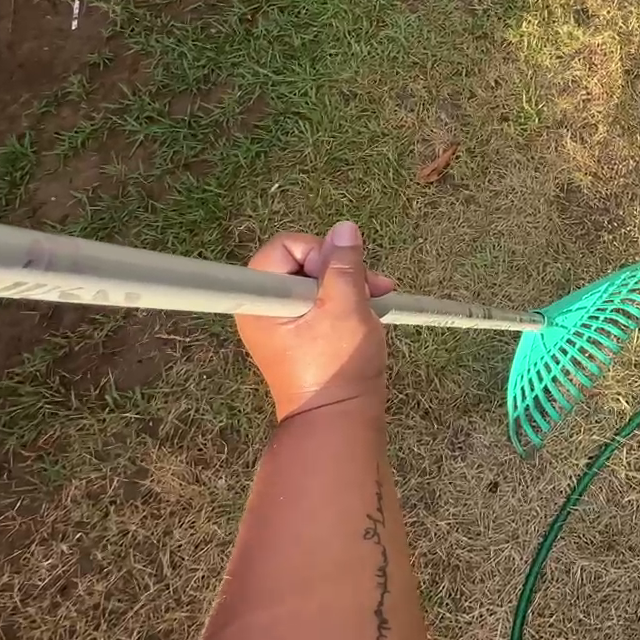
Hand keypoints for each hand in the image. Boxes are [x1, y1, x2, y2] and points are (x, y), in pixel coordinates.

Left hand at [236, 221, 396, 421]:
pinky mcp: (297, 327)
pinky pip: (320, 296)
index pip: (282, 248)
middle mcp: (263, 305)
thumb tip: (344, 228)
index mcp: (261, 300)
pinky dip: (346, 296)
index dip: (318, 252)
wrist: (339, 411)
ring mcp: (280, 317)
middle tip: (372, 286)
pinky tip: (368, 307)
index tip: (342, 274)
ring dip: (350, 282)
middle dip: (341, 267)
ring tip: (378, 297)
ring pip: (316, 278)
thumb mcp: (347, 307)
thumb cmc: (338, 362)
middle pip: (302, 260)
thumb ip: (345, 265)